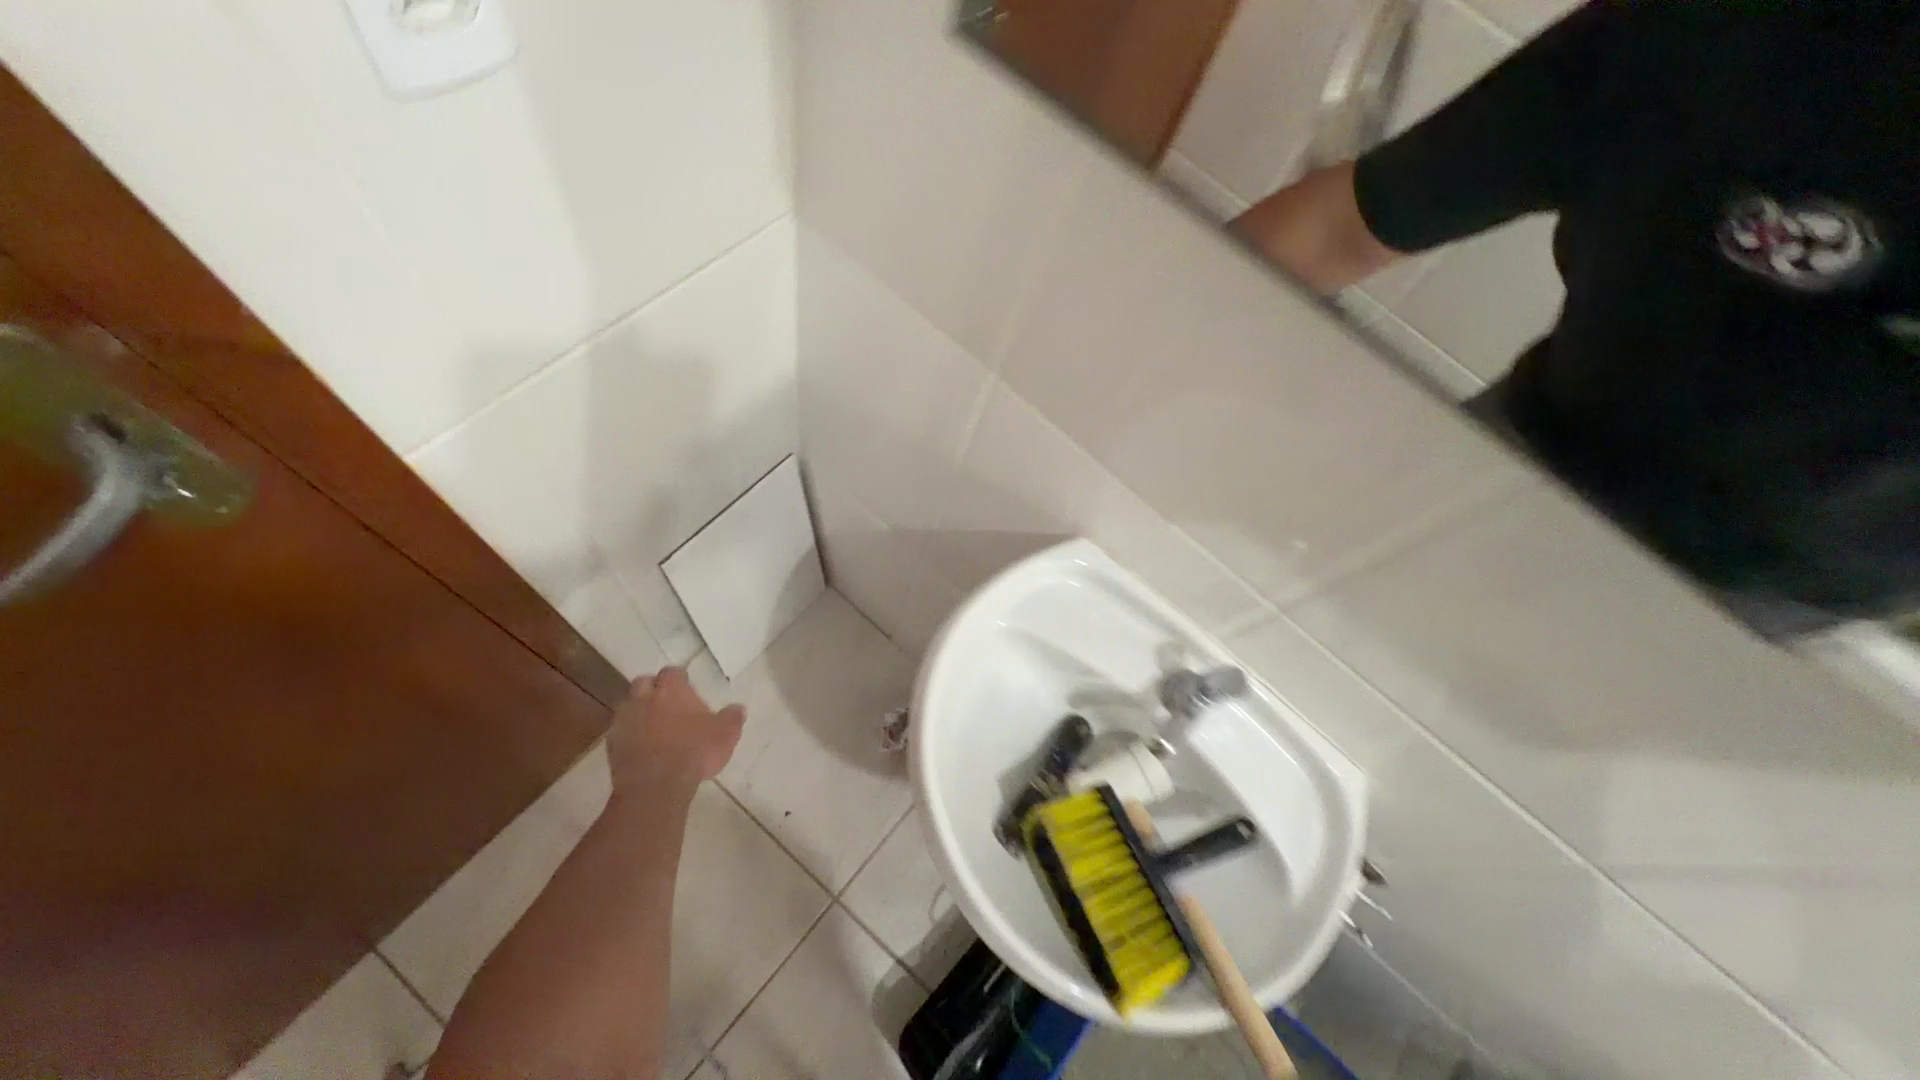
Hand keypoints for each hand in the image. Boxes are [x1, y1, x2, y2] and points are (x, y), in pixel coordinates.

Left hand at [606, 668, 744, 800]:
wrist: (656, 783)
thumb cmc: (695, 751)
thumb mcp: (726, 735)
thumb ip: (732, 718)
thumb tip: (739, 708)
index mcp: (673, 690)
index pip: (673, 672)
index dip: (679, 679)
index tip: (687, 688)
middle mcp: (645, 698)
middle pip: (643, 682)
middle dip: (652, 689)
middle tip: (665, 703)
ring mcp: (625, 720)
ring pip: (627, 706)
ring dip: (637, 711)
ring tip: (650, 726)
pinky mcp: (612, 743)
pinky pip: (618, 732)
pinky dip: (628, 735)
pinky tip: (639, 747)